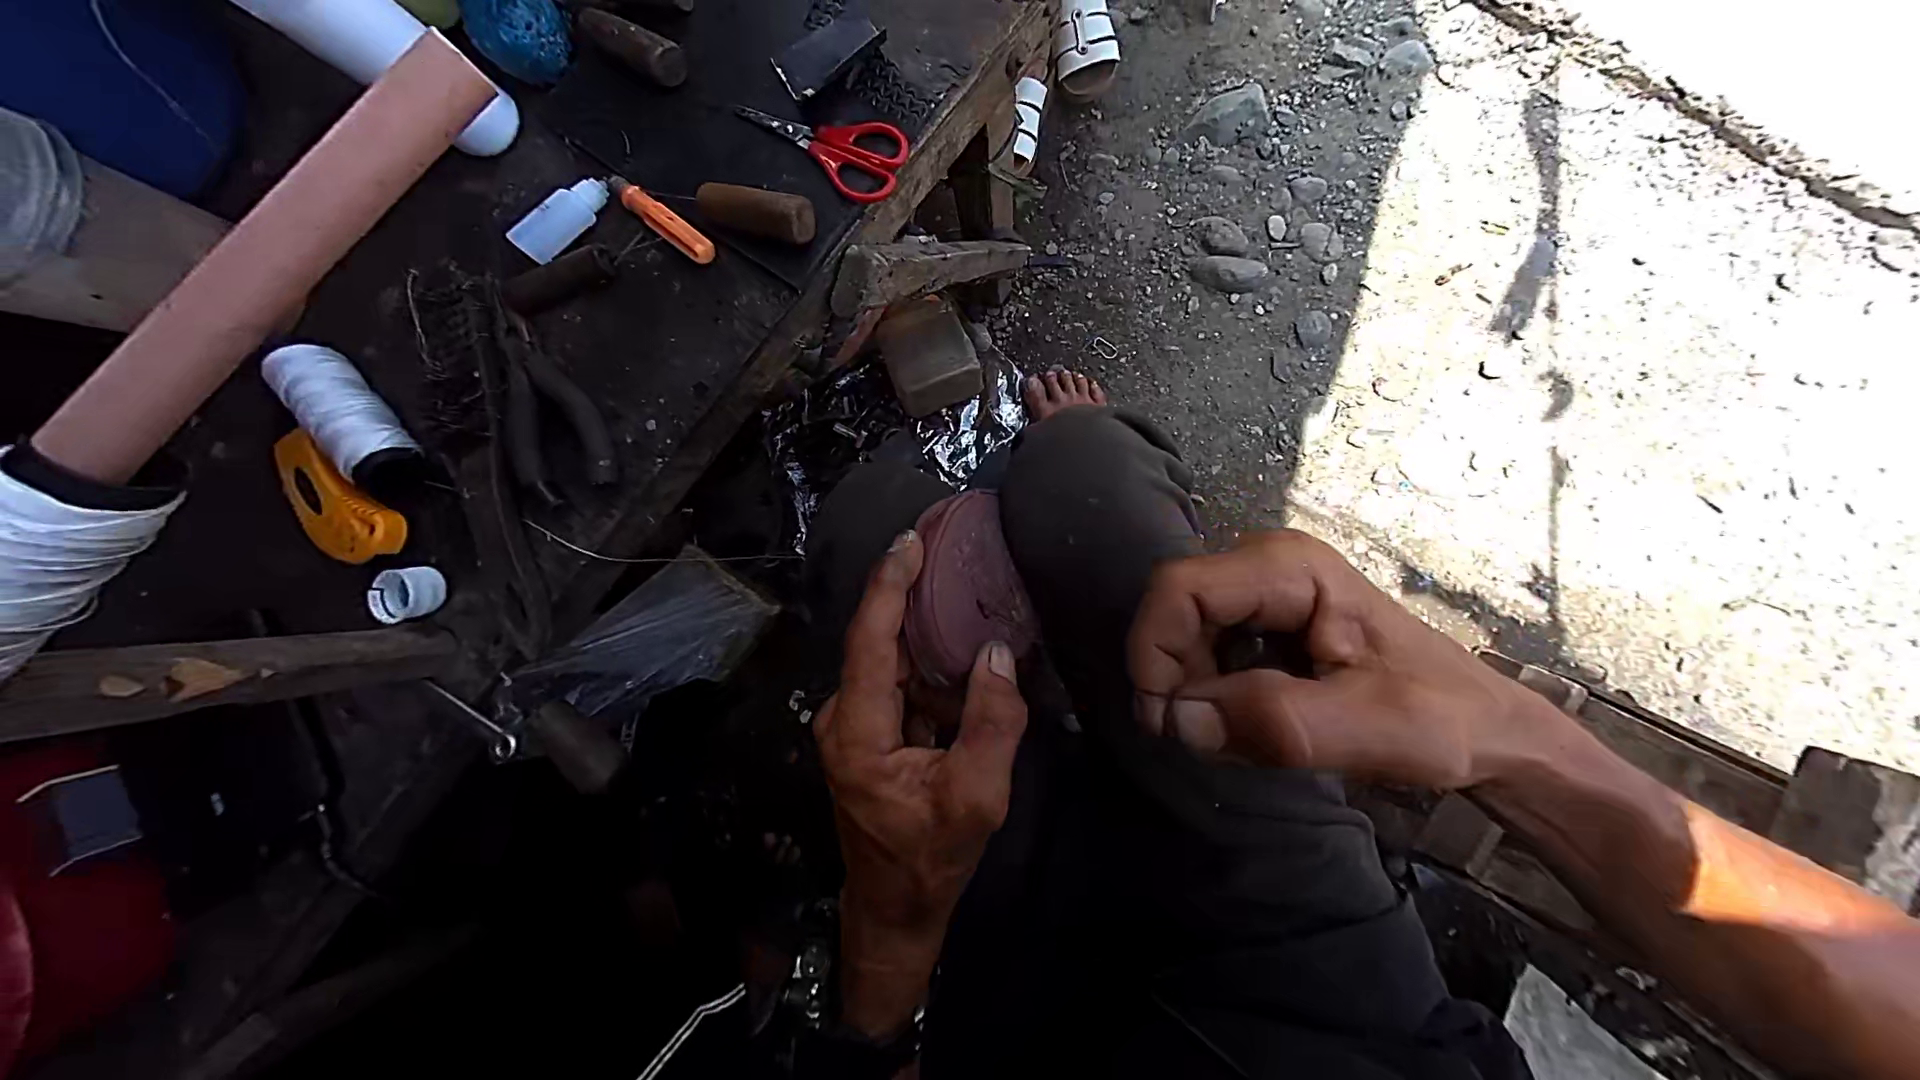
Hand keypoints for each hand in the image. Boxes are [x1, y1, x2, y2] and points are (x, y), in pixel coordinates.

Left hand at [815, 529, 1027, 1035]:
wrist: (895, 907)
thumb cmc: (930, 858)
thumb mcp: (976, 798)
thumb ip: (993, 723)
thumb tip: (999, 654)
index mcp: (857, 732)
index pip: (868, 640)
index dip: (888, 586)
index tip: (910, 541)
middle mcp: (843, 718)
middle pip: (876, 640)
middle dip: (911, 594)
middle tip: (948, 552)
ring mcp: (852, 724)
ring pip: (889, 658)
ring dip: (924, 628)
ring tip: (964, 591)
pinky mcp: (866, 731)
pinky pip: (897, 680)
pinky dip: (926, 661)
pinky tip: (959, 648)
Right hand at [1127, 529, 1563, 788]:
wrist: (1490, 728)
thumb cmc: (1448, 720)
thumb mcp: (1377, 730)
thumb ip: (1278, 722)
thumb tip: (1178, 720)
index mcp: (1292, 569)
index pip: (1180, 589)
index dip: (1155, 650)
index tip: (1165, 721)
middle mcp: (1265, 564)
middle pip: (1174, 609)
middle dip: (1173, 676)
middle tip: (1200, 737)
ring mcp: (1260, 588)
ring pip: (1181, 629)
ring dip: (1187, 688)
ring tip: (1227, 733)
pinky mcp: (1259, 615)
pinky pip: (1200, 645)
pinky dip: (1203, 689)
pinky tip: (1236, 718)